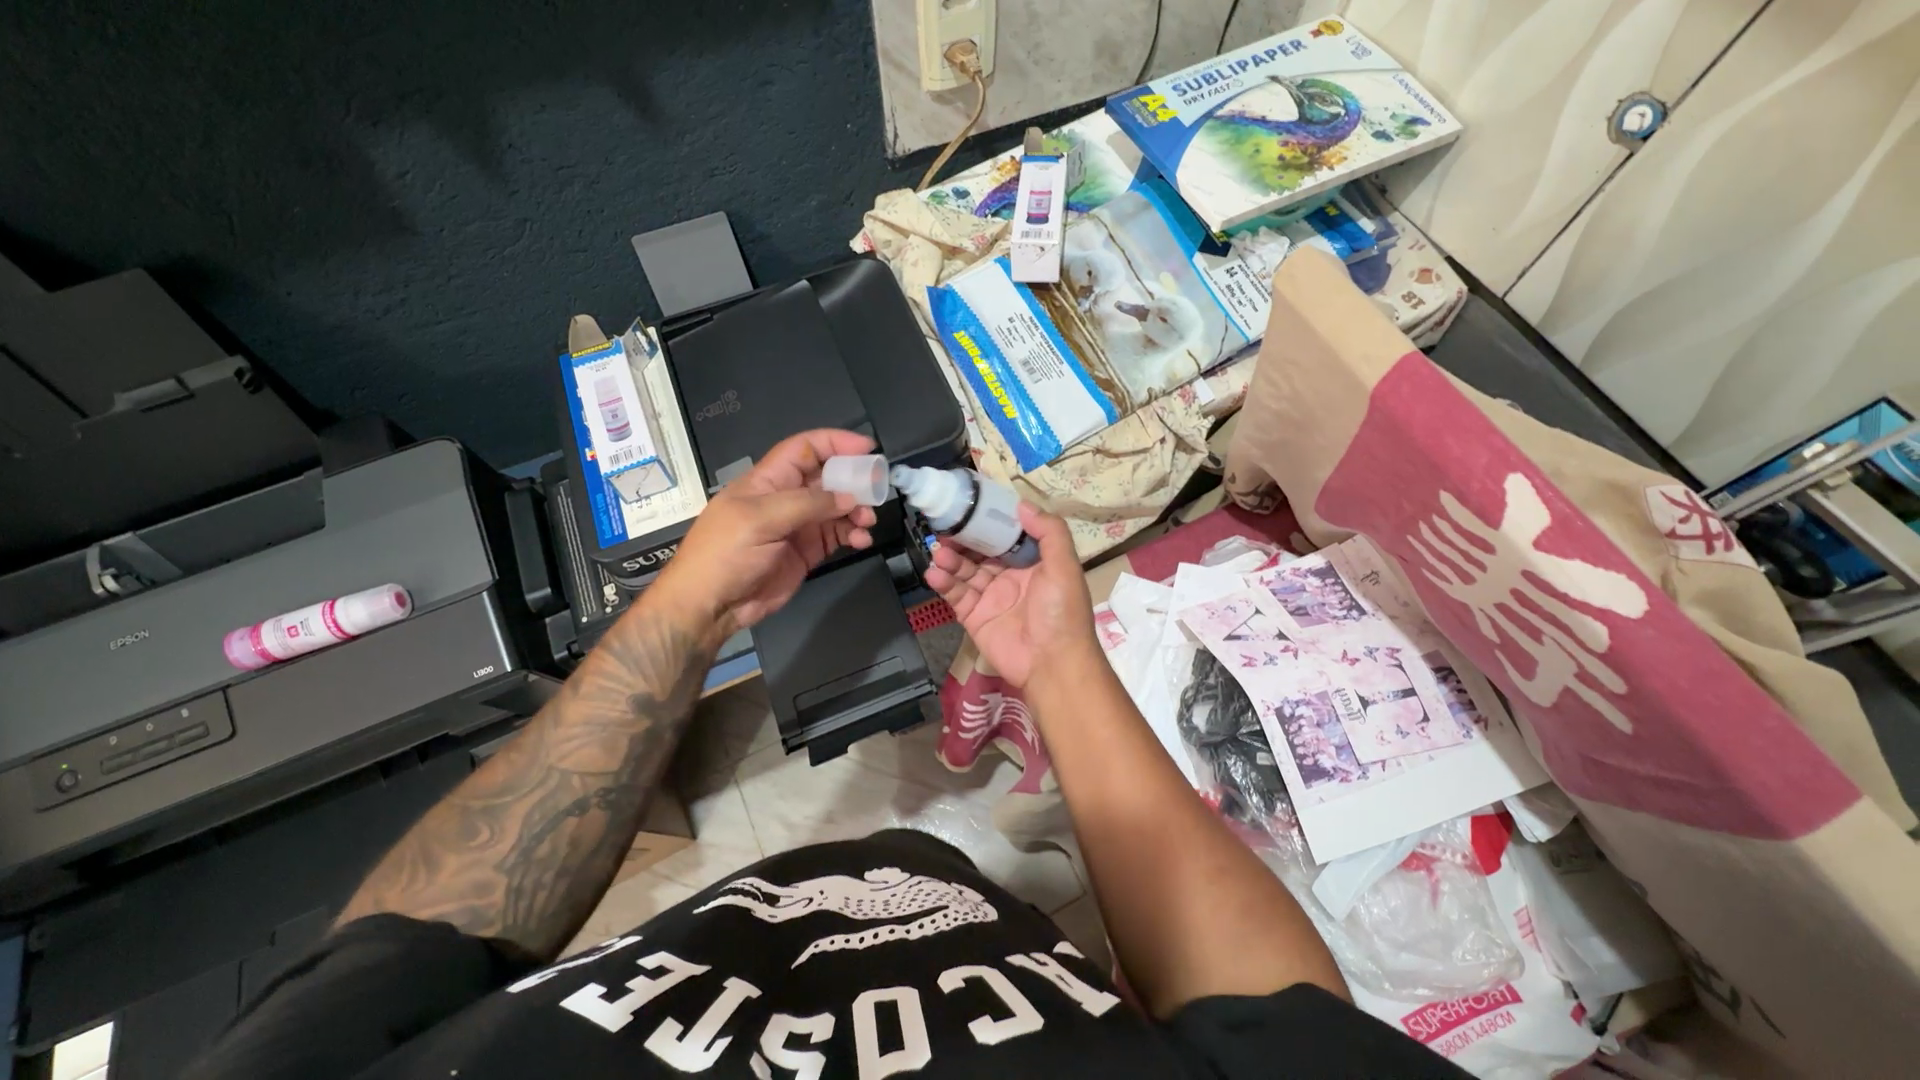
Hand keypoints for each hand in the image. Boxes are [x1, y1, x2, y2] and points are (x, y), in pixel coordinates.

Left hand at [648, 429, 878, 636]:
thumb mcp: (760, 520)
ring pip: (836, 507)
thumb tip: (848, 498)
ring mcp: (797, 526)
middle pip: (827, 477)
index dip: (835, 443)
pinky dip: (853, 534)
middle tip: (877, 489)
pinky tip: (860, 540)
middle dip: (853, 480)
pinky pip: (837, 535)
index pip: (805, 449)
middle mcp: (785, 498)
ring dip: (856, 510)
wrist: (710, 605)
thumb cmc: (725, 554)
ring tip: (867, 521)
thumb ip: (807, 504)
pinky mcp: (807, 551)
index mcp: (767, 480)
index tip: (867, 448)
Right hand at [924, 503, 1098, 689]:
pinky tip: (934, 572)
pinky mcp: (975, 617)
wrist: (1052, 663)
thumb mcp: (1064, 565)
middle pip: (982, 552)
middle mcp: (1011, 577)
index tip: (972, 506)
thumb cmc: (1062, 611)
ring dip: (951, 559)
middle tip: (946, 527)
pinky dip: (944, 583)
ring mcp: (991, 598)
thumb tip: (1022, 504)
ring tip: (938, 551)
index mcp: (1034, 564)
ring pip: (966, 571)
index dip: (990, 522)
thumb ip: (1049, 532)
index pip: (1007, 537)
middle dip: (964, 539)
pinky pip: (956, 595)